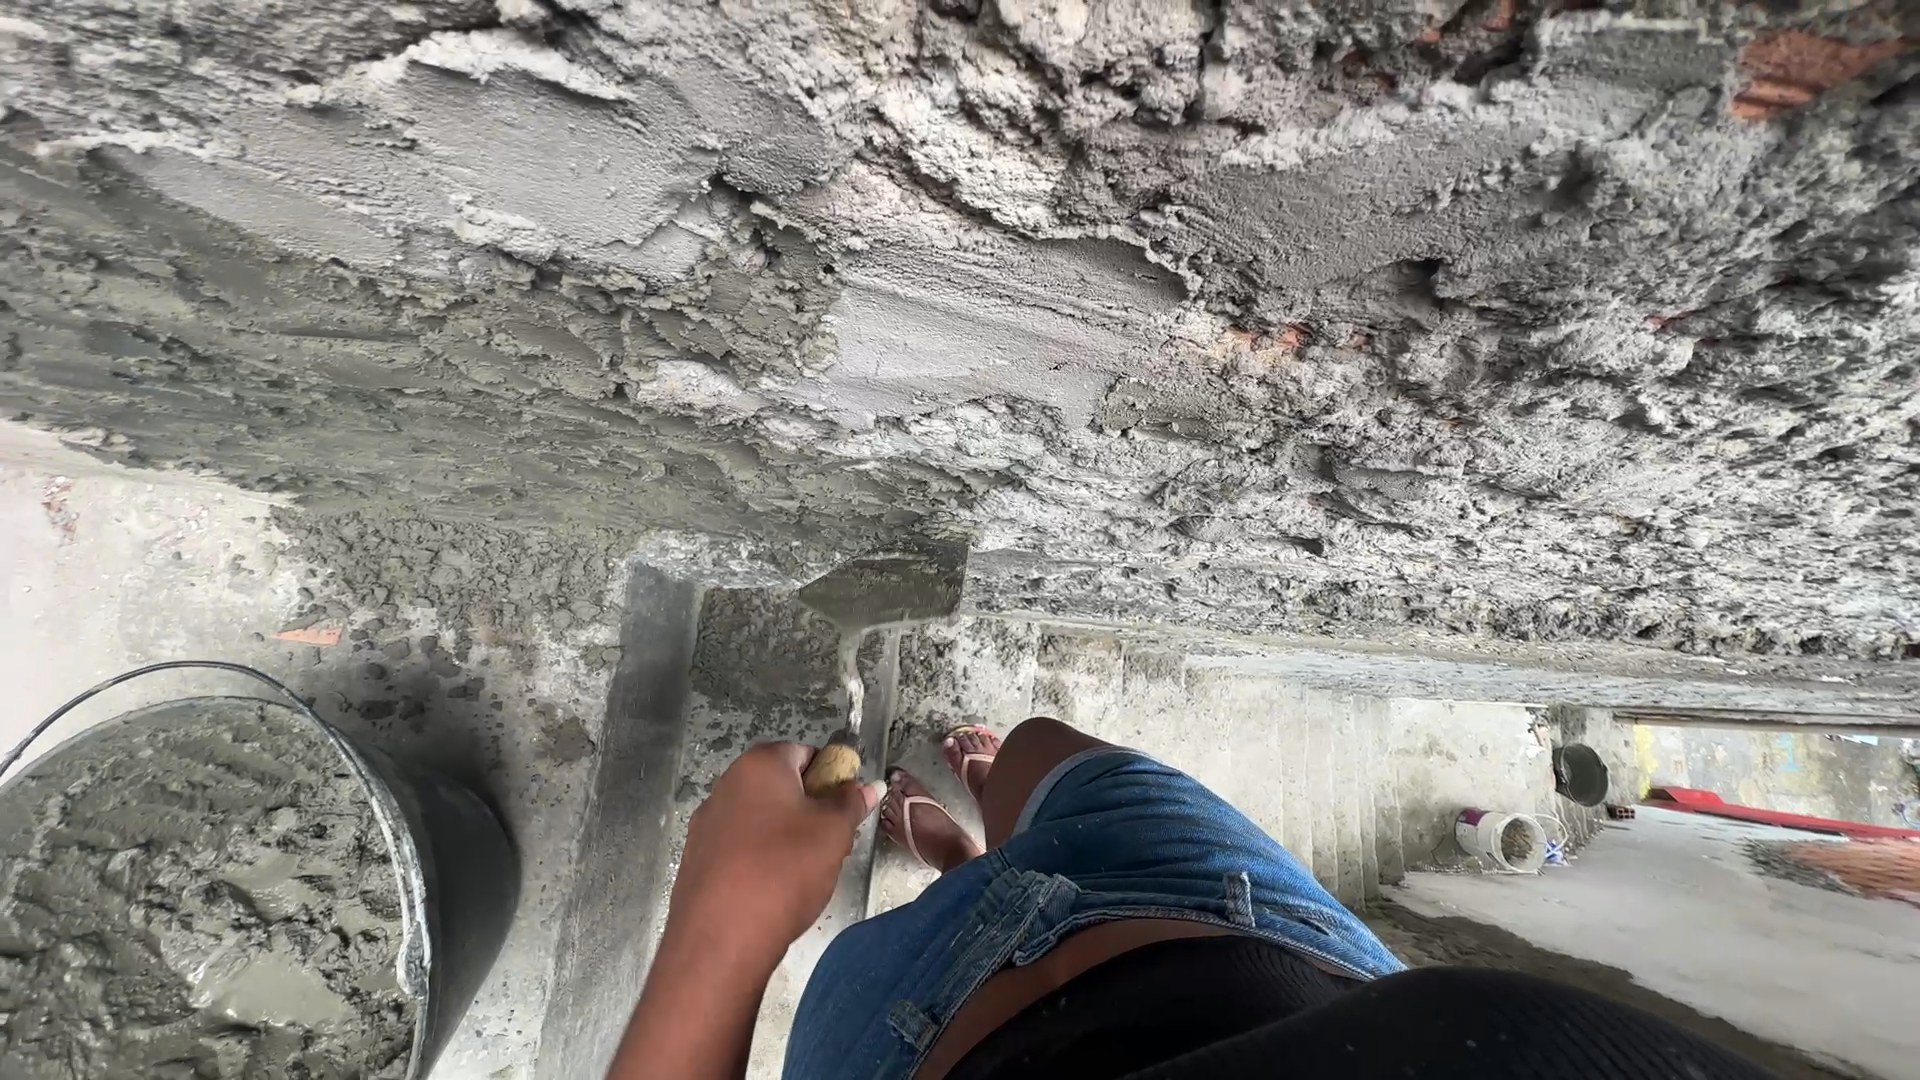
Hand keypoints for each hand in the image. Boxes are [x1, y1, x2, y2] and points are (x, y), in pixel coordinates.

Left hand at [666, 742, 882, 968]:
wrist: (720, 941)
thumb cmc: (784, 869)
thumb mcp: (833, 832)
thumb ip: (852, 802)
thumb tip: (868, 786)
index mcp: (759, 764)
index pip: (805, 752)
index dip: (831, 778)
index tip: (844, 811)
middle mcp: (727, 784)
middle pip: (782, 786)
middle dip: (810, 810)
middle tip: (830, 845)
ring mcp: (706, 823)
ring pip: (761, 819)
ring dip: (787, 837)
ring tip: (804, 874)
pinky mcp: (696, 860)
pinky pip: (740, 847)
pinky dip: (760, 860)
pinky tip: (773, 892)